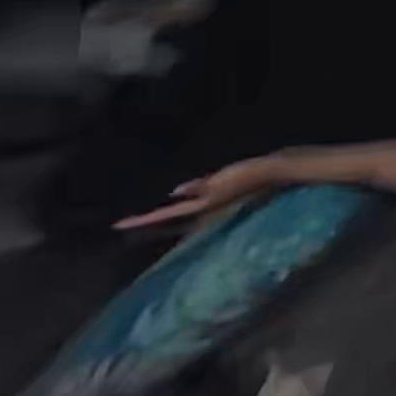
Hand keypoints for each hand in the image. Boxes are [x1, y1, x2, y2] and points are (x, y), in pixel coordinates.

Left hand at [113, 155, 292, 229]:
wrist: (279, 169)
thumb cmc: (247, 176)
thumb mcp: (219, 181)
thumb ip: (198, 187)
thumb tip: (175, 193)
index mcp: (202, 207)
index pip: (165, 215)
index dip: (141, 220)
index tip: (116, 225)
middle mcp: (208, 208)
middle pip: (177, 217)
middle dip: (158, 220)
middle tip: (137, 222)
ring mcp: (220, 200)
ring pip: (190, 209)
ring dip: (175, 211)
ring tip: (159, 210)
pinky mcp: (231, 191)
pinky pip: (204, 198)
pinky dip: (194, 198)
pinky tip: (192, 193)